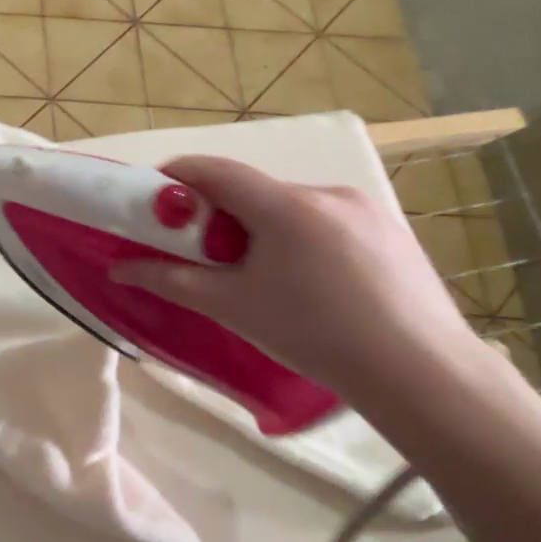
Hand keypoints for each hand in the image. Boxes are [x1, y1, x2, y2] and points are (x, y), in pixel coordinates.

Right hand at [110, 156, 487, 405]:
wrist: (422, 372)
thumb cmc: (314, 334)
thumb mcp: (231, 307)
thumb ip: (170, 280)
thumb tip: (118, 269)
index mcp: (285, 205)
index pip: (214, 170)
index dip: (174, 177)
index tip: (151, 201)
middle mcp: (326, 193)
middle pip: (251, 190)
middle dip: (217, 214)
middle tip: (201, 255)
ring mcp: (365, 209)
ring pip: (289, 206)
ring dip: (259, 228)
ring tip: (258, 277)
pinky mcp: (390, 230)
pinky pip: (325, 220)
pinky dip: (298, 238)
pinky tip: (307, 283)